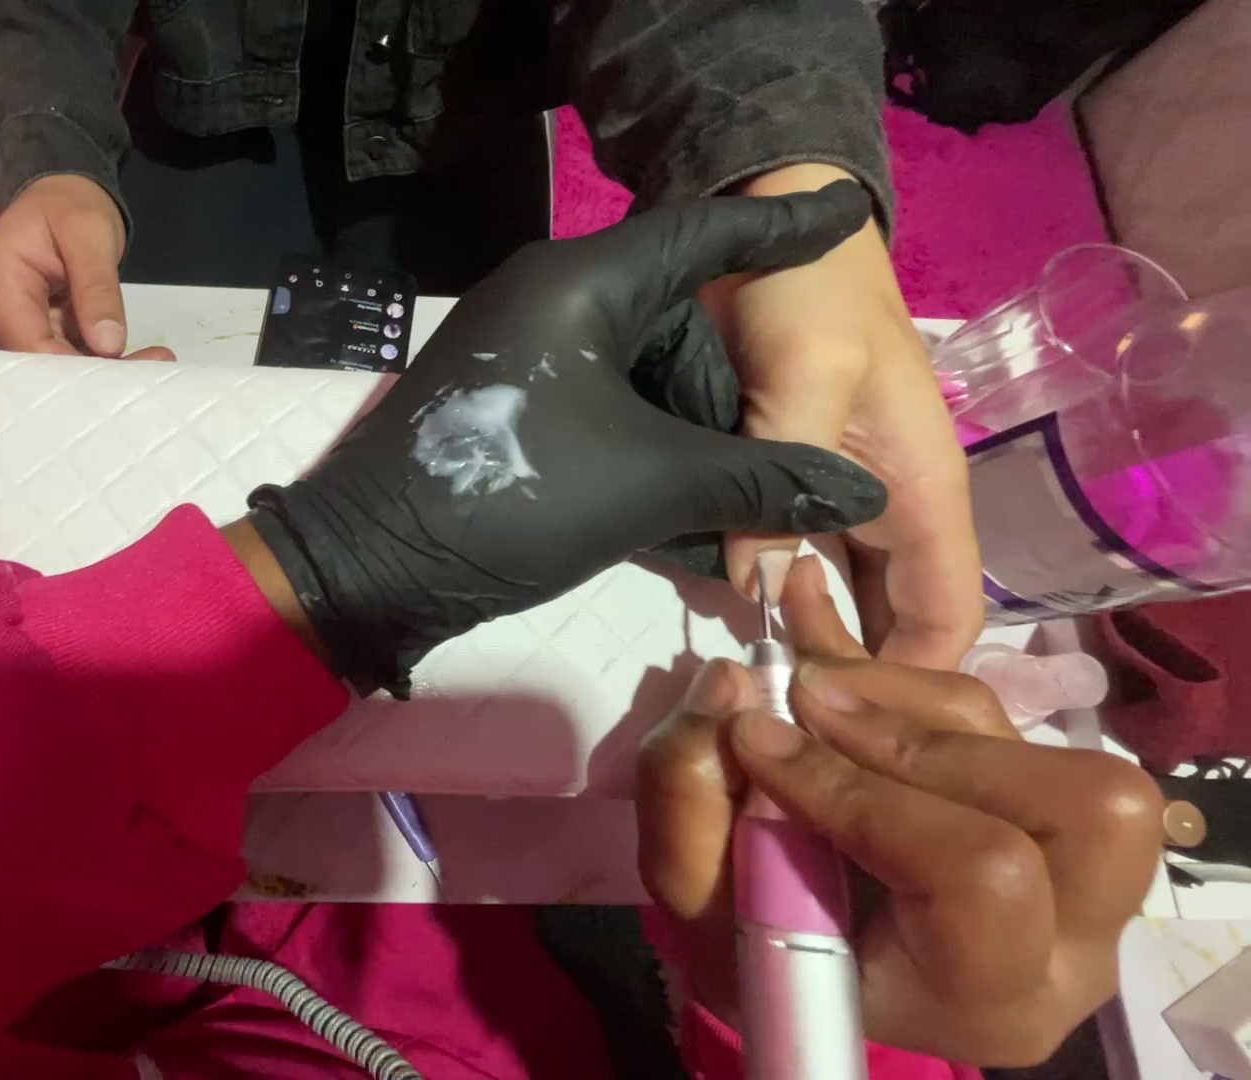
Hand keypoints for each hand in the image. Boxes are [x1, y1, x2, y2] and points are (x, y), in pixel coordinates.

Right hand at [0, 174, 175, 359]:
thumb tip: (108, 346)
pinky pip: (59, 355)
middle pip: (37, 360)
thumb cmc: (71, 207)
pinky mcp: (27, 330)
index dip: (74, 368)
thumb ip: (97, 288)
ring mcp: (5, 323)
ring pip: (50, 364)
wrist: (59, 197)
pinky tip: (139, 357)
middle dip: (93, 372)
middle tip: (154, 366)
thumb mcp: (91, 235)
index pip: (29, 345)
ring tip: (154, 360)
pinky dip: (96, 359)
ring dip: (101, 368)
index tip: (127, 374)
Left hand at [244, 184, 888, 694]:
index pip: (703, 233)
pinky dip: (644, 449)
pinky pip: (595, 412)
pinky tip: (693, 502)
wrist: (372, 562)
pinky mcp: (505, 411)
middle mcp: (544, 303)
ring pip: (634, 376)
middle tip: (802, 429)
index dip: (782, 227)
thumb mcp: (648, 485)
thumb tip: (861, 495)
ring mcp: (519, 359)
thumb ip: (758, 477)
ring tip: (757, 484)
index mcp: (576, 282)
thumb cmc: (510, 500)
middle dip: (737, 381)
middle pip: (673, 318)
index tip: (850, 214)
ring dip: (693, 432)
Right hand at [638, 555, 1162, 1065]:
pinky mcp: (1047, 808)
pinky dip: (912, 689)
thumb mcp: (686, 885)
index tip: (753, 740)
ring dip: (909, 701)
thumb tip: (731, 679)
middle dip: (911, 737)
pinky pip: (1015, 724)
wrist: (798, 947)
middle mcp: (1069, 937)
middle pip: (1075, 807)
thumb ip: (684, 792)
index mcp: (978, 990)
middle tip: (800, 699)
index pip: (979, 875)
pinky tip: (840, 699)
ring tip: (811, 693)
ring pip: (1050, 747)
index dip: (856, 791)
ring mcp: (1081, 872)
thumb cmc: (743, 935)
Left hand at [703, 163, 980, 667]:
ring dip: (791, 623)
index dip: (914, 673)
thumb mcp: (805, 380)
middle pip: (879, 608)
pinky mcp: (768, 473)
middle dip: (839, 660)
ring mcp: (819, 489)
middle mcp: (876, 499)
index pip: (945, 607)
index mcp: (919, 487)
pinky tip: (712, 604)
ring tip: (738, 671)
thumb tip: (753, 585)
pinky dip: (754, 577)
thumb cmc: (806, 296)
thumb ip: (783, 479)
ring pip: (822, 580)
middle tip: (770, 708)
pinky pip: (773, 543)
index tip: (850, 724)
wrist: (770, 229)